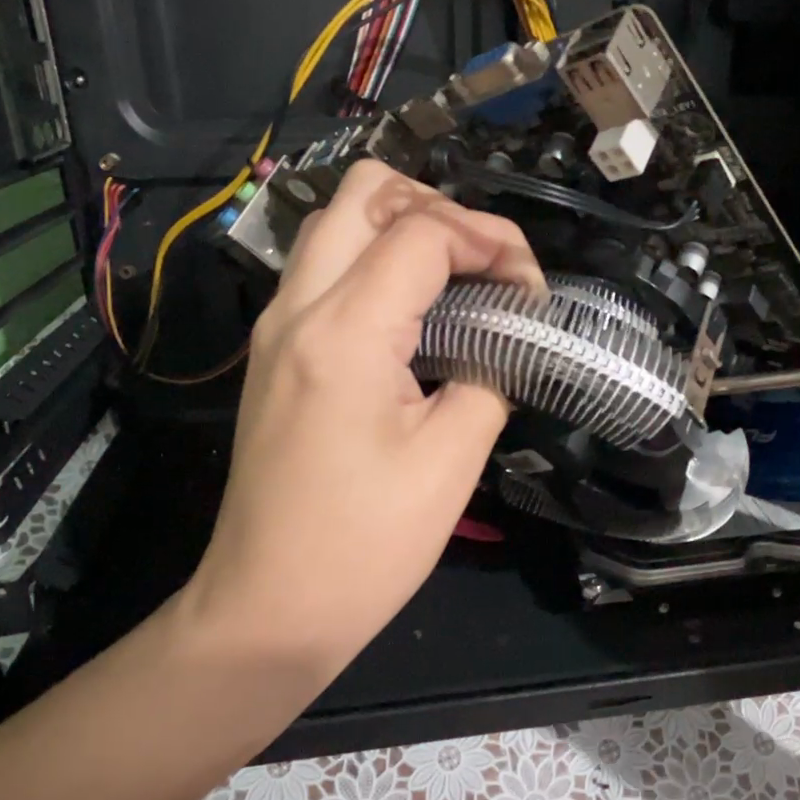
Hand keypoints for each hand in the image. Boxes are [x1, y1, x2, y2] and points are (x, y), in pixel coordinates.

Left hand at [183, 160, 543, 674]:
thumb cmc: (364, 546)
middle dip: (438, 207)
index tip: (530, 288)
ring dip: (401, 226)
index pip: (422, 232)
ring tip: (458, 274)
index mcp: (344, 332)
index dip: (490, 241)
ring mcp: (275, 327)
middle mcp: (297, 309)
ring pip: (334, 222)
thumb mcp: (451, 463)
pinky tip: (417, 307)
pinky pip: (322, 268)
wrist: (268, 607)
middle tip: (486, 262)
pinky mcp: (274, 352)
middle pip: (362, 193)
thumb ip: (489, 375)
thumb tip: (503, 339)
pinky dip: (374, 259)